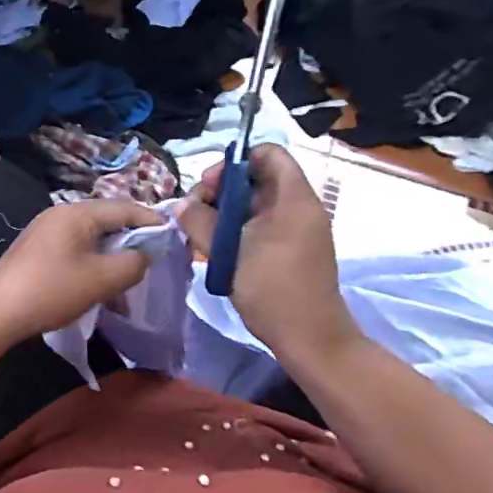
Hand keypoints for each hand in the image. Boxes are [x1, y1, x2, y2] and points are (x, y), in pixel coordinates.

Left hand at [0, 199, 162, 347]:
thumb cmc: (51, 291)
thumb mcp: (102, 280)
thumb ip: (133, 263)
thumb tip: (143, 256)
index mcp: (77, 212)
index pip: (126, 208)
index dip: (152, 222)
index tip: (173, 238)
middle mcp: (60, 214)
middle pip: (108, 221)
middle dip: (132, 242)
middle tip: (152, 261)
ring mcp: (45, 231)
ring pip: (92, 239)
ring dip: (112, 257)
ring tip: (126, 281)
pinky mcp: (36, 251)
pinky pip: (75, 250)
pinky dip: (93, 264)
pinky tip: (98, 287)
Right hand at [178, 144, 360, 357]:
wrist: (311, 339)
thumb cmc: (273, 289)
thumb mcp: (229, 252)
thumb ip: (202, 222)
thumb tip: (181, 206)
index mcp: (294, 197)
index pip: (267, 153)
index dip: (234, 162)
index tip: (208, 188)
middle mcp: (300, 207)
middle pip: (257, 179)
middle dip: (221, 192)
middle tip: (195, 214)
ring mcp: (298, 229)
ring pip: (256, 205)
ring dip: (225, 214)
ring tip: (200, 235)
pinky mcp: (292, 250)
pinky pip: (262, 226)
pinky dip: (238, 231)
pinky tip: (217, 250)